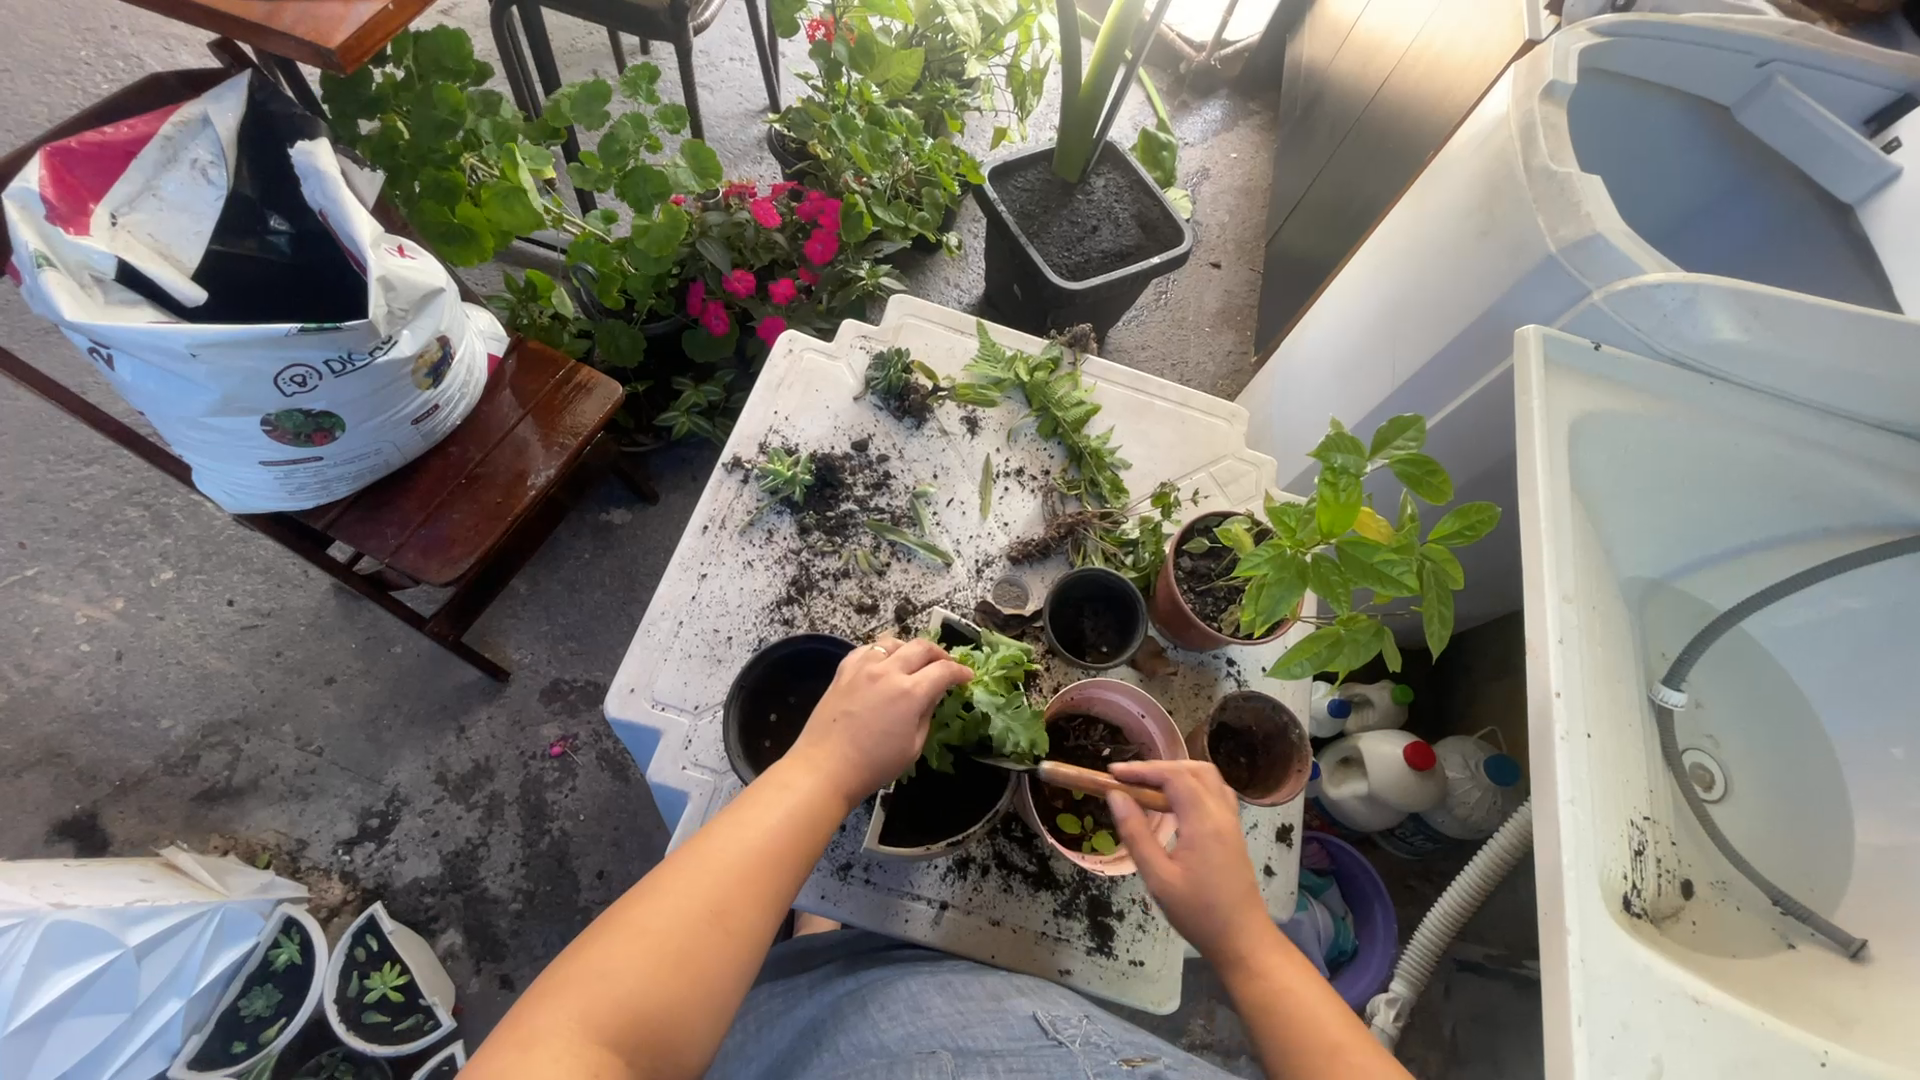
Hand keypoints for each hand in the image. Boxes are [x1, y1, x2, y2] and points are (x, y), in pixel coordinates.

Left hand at [784, 636, 971, 809]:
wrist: (825, 768)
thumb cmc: (874, 766)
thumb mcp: (913, 746)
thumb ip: (926, 714)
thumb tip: (932, 695)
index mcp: (911, 693)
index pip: (944, 671)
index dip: (960, 671)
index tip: (967, 677)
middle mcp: (889, 672)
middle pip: (922, 647)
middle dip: (940, 654)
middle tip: (946, 665)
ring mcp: (863, 668)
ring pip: (893, 641)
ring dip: (910, 647)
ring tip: (914, 660)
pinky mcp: (844, 671)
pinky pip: (866, 649)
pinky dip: (881, 650)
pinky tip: (883, 661)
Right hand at [1107, 760, 1272, 959]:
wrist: (1243, 941)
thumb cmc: (1198, 913)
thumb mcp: (1158, 877)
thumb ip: (1136, 833)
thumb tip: (1115, 796)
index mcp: (1203, 821)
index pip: (1173, 776)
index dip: (1141, 769)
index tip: (1113, 773)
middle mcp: (1221, 813)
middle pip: (1193, 769)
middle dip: (1159, 767)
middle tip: (1130, 779)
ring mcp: (1231, 822)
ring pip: (1208, 777)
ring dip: (1178, 773)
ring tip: (1150, 786)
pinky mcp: (1233, 832)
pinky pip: (1215, 792)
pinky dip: (1193, 785)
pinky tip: (1176, 802)